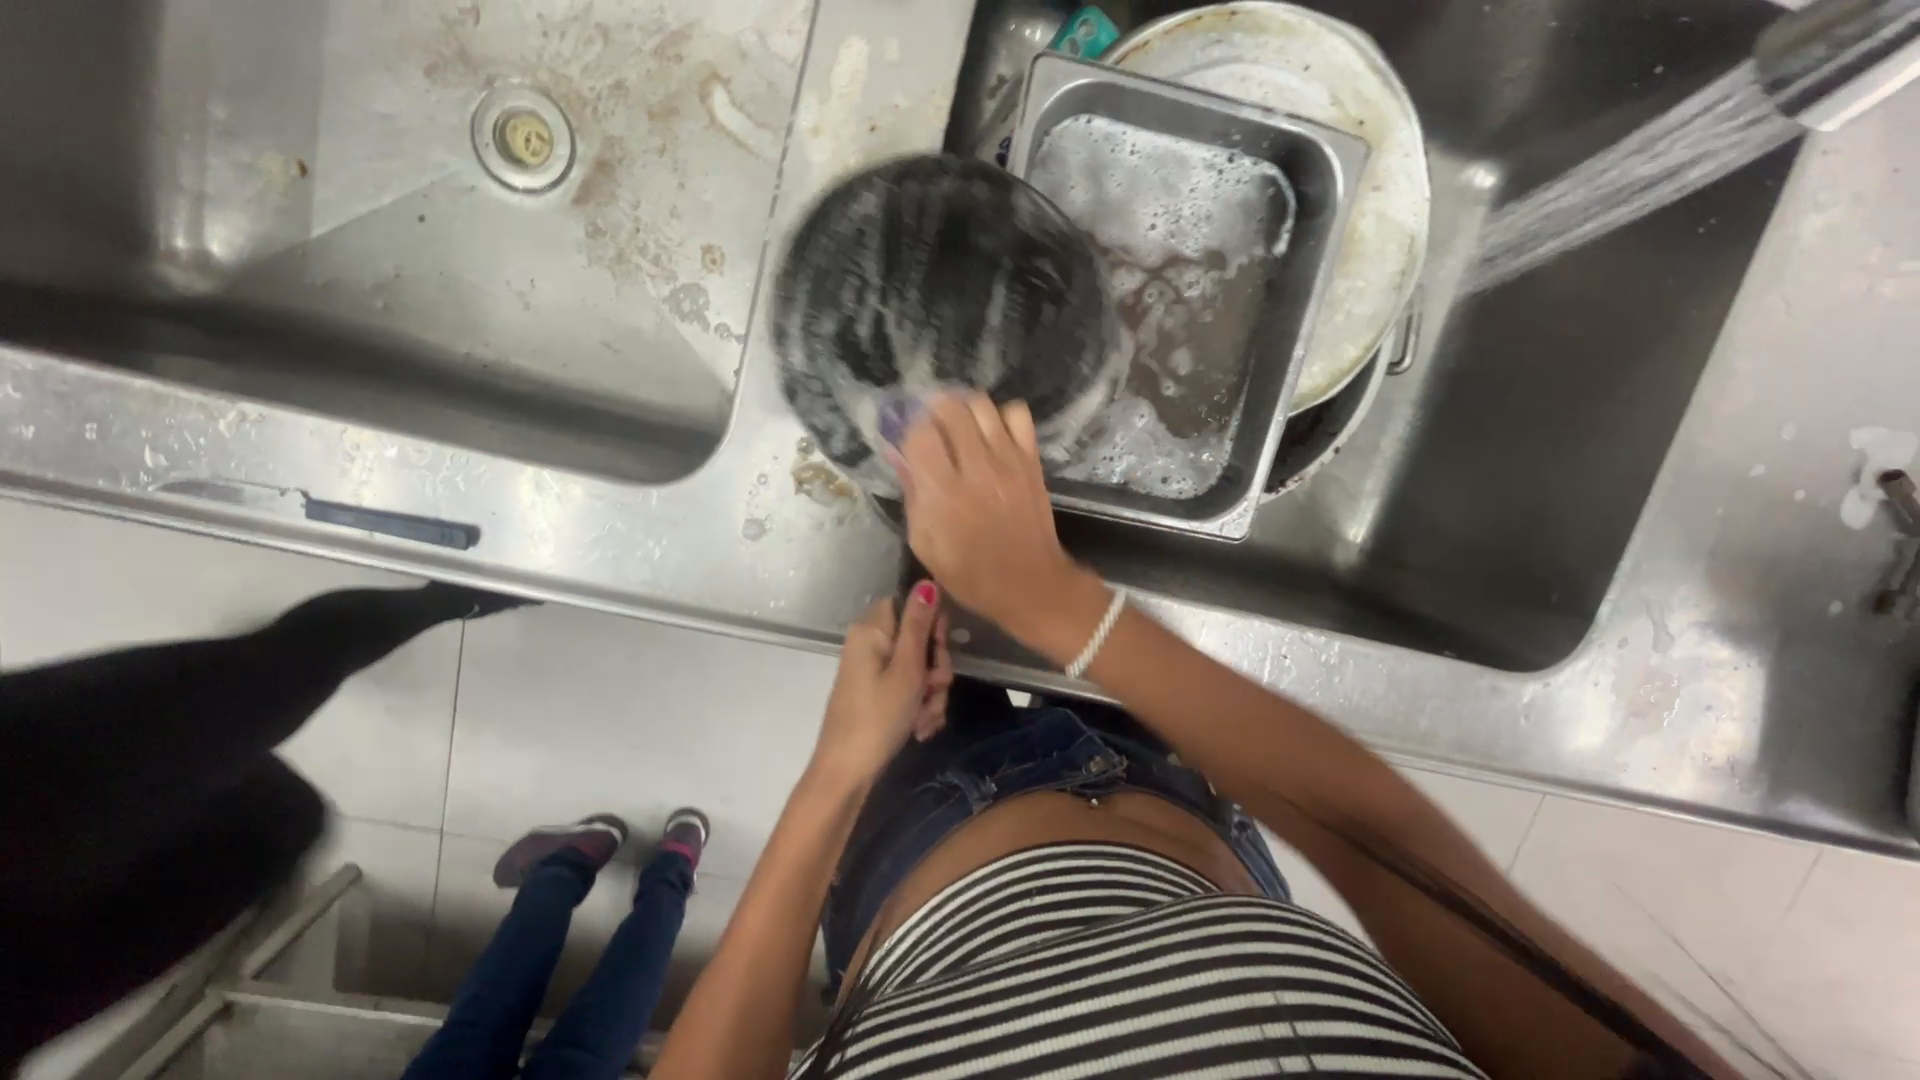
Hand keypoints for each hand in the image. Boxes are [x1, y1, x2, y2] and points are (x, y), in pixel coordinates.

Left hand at [812, 581, 953, 783]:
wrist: (847, 771)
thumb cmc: (878, 716)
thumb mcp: (907, 669)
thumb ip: (919, 624)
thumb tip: (927, 581)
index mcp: (872, 630)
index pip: (910, 604)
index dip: (931, 625)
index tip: (938, 650)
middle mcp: (871, 645)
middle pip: (919, 639)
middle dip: (936, 668)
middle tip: (932, 689)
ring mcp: (873, 671)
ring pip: (920, 669)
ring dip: (931, 695)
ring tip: (923, 718)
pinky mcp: (878, 695)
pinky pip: (909, 690)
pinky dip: (919, 708)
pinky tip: (919, 728)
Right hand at [891, 394, 1089, 633]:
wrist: (1029, 583)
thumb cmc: (969, 573)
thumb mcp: (924, 543)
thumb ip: (911, 494)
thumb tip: (898, 454)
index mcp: (943, 493)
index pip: (919, 433)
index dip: (909, 432)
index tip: (910, 445)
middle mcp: (976, 468)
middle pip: (949, 408)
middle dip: (933, 412)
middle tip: (932, 430)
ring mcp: (1008, 460)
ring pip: (981, 404)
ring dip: (964, 408)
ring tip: (959, 427)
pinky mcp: (1031, 459)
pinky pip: (1017, 414)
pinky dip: (1001, 416)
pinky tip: (992, 434)